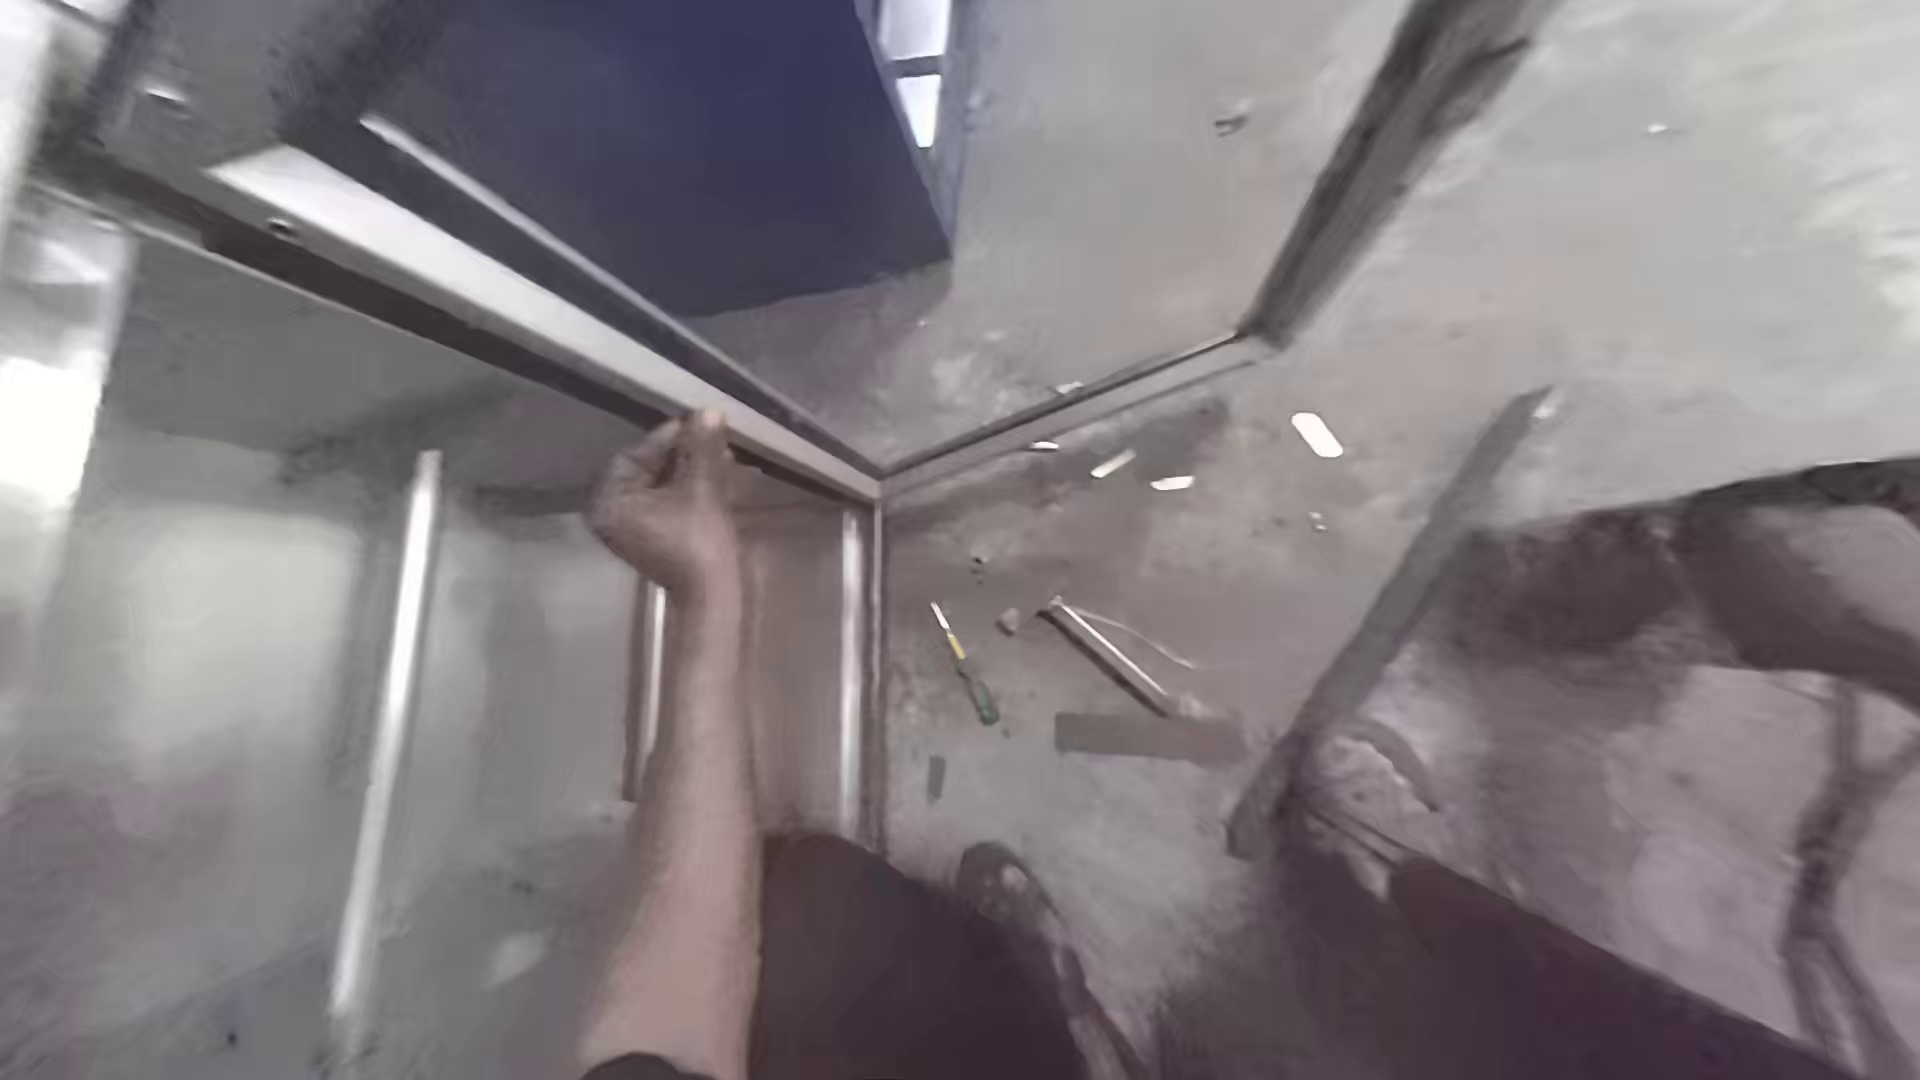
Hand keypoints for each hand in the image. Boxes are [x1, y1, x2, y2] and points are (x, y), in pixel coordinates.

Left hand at [591, 409, 740, 599]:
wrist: (714, 595)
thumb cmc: (700, 542)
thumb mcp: (701, 489)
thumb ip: (702, 448)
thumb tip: (710, 410)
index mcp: (611, 503)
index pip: (634, 455)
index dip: (666, 438)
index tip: (697, 425)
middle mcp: (616, 515)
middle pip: (649, 470)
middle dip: (683, 453)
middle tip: (712, 437)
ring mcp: (637, 529)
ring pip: (664, 486)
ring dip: (692, 469)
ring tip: (722, 454)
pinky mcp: (659, 537)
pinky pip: (671, 502)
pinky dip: (692, 488)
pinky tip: (718, 475)